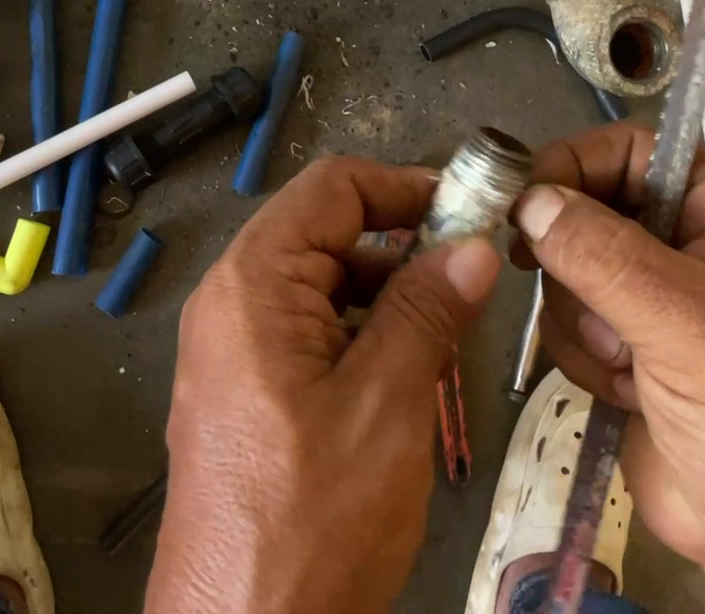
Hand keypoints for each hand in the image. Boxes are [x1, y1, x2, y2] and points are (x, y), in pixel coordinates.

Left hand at [147, 156, 502, 613]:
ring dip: (386, 293)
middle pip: (324, 233)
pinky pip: (309, 331)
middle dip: (400, 244)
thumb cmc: (311, 518)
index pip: (330, 188)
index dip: (401, 186)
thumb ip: (427, 312)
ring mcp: (233, 347)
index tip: (468, 208)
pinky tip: (405, 370)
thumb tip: (473, 245)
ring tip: (446, 330)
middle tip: (470, 273)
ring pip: (322, 285)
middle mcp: (232, 301)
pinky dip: (361, 333)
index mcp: (252, 283)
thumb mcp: (385, 405)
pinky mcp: (246, 389)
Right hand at [513, 122, 704, 611]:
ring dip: (586, 321)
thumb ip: (603, 255)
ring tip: (632, 368)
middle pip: (593, 209)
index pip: (637, 152)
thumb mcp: (691, 329)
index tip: (520, 204)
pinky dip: (587, 356)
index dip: (574, 167)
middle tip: (596, 312)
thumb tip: (528, 199)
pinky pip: (574, 321)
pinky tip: (629, 393)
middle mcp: (703, 243)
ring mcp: (666, 298)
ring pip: (573, 269)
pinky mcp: (637, 346)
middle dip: (582, 266)